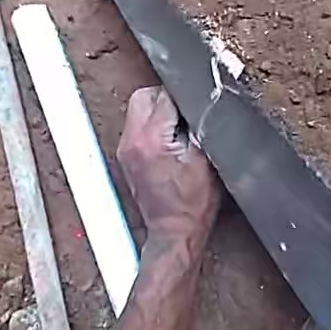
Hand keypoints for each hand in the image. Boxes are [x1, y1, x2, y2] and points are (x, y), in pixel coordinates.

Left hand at [116, 87, 218, 242]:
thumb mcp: (206, 160)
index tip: (197, 105)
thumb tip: (199, 103)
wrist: (174, 233)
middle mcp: (131, 142)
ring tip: (179, 131)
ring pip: (138, 111)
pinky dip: (152, 128)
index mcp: (150, 140)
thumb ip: (200, 126)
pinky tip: (169, 143)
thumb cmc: (192, 205)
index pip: (163, 96)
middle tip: (187, 115)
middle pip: (143, 97)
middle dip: (166, 99)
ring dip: (158, 113)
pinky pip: (137, 129)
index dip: (184, 97)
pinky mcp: (126, 160)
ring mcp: (125, 152)